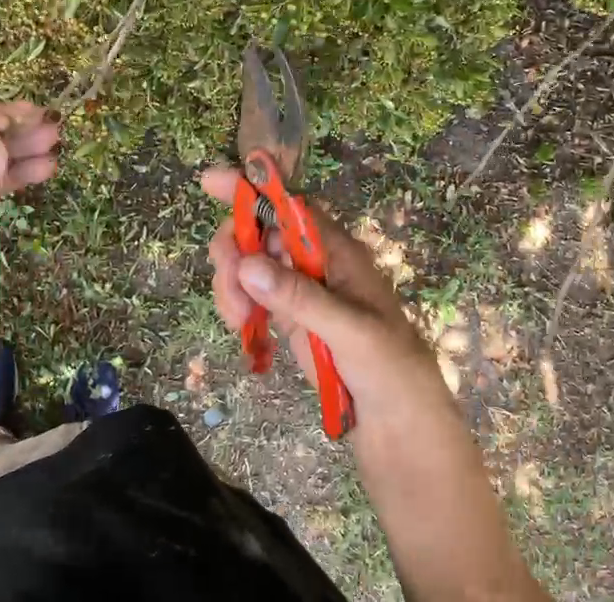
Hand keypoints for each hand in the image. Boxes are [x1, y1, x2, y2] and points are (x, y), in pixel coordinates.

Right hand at [199, 166, 423, 435]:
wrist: (403, 431)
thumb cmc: (392, 371)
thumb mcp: (351, 331)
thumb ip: (299, 297)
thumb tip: (247, 265)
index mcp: (338, 252)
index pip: (289, 206)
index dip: (250, 189)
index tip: (210, 181)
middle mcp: (315, 264)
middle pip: (258, 233)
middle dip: (234, 251)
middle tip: (229, 286)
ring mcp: (300, 292)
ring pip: (248, 265)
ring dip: (231, 285)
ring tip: (238, 322)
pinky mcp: (289, 320)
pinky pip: (249, 297)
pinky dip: (237, 306)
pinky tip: (244, 332)